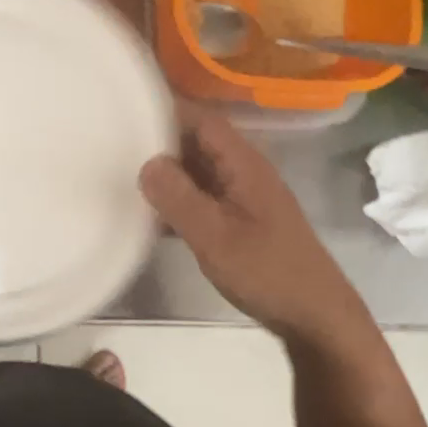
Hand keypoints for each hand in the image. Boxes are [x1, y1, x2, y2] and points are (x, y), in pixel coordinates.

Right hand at [139, 111, 342, 343]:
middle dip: (161, 142)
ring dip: (168, 176)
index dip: (167, 111)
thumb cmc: (266, 272)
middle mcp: (246, 173)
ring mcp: (245, 199)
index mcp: (244, 165)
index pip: (202, 120)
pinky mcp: (242, 223)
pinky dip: (179, 203)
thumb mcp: (214, 236)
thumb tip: (147, 162)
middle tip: (114, 148)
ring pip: (200, 173)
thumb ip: (179, 198)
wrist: (313, 314)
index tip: (127, 112)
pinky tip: (152, 220)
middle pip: (199, 143)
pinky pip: (204, 200)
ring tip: (124, 180)